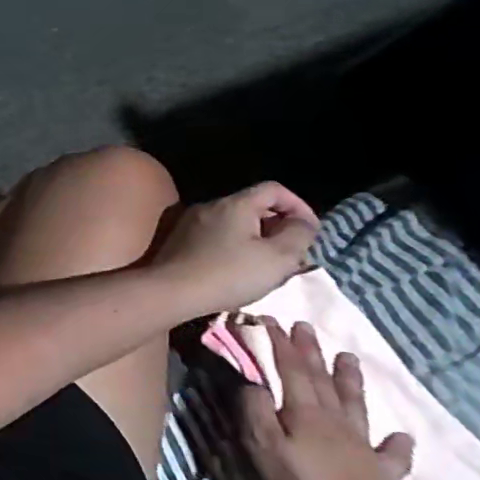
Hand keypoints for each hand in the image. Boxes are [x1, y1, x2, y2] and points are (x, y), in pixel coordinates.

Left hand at [148, 181, 317, 316]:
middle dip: (277, 225)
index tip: (309, 232)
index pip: (274, 189)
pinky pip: (215, 235)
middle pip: (253, 205)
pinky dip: (233, 246)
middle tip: (290, 253)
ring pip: (234, 222)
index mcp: (235, 203)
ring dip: (255, 238)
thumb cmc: (229, 274)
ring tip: (266, 265)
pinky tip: (237, 270)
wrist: (171, 291)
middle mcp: (210, 205)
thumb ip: (298, 235)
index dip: (298, 206)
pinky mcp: (179, 239)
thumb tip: (302, 222)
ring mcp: (190, 222)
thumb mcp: (278, 257)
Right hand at [240, 318, 414, 479]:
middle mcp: (336, 421)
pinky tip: (402, 437)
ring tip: (349, 357)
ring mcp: (364, 447)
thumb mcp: (264, 448)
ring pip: (355, 405)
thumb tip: (253, 383)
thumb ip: (255, 411)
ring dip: (350, 380)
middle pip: (321, 379)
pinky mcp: (383, 474)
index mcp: (306, 412)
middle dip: (311, 351)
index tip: (270, 319)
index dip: (280, 343)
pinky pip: (392, 455)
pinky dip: (398, 444)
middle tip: (305, 326)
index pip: (290, 369)